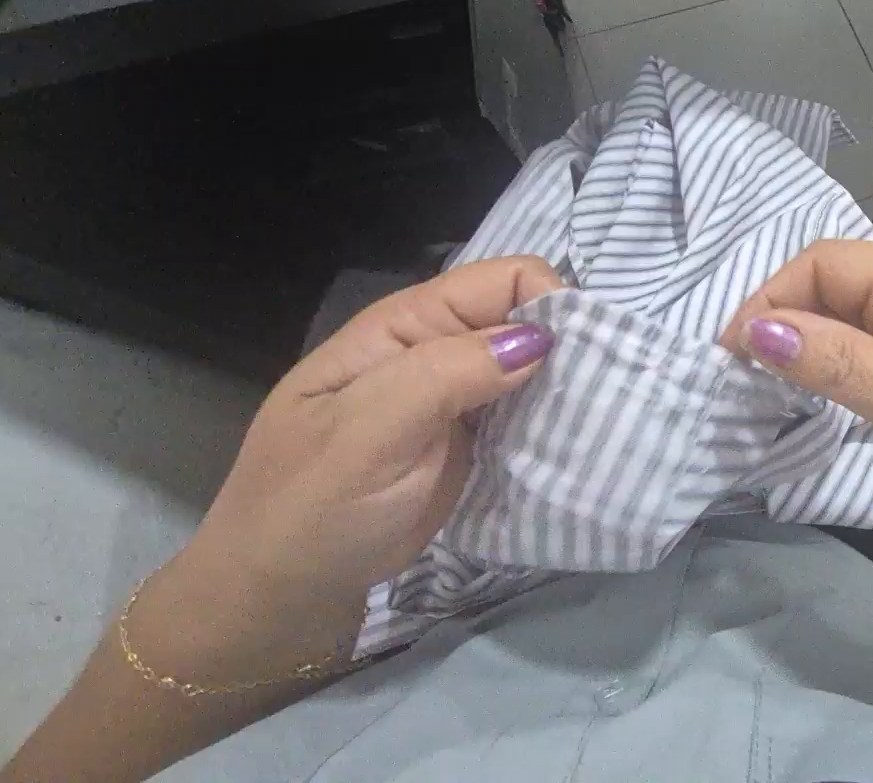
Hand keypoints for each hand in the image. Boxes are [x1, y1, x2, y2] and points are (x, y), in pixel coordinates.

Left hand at [183, 257, 563, 620]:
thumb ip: (445, 376)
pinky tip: (565, 440)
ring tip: (586, 421)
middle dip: (565, 345)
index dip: (547, 304)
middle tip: (589, 396)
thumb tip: (539, 339)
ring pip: (537, 362)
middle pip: (528, 317)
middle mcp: (440, 346)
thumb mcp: (364, 437)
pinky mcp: (478, 435)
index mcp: (407, 325)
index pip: (504, 280)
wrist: (284, 592)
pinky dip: (553, 417)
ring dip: (564, 384)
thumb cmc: (309, 509)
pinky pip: (530, 408)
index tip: (570, 359)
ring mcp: (461, 393)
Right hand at [720, 240, 872, 535]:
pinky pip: (866, 339)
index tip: (733, 353)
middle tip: (745, 374)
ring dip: (806, 340)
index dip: (773, 298)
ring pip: (846, 312)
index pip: (828, 262)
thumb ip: (836, 361)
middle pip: (835, 281)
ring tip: (769, 383)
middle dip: (786, 318)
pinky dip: (832, 359)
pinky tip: (813, 386)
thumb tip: (755, 330)